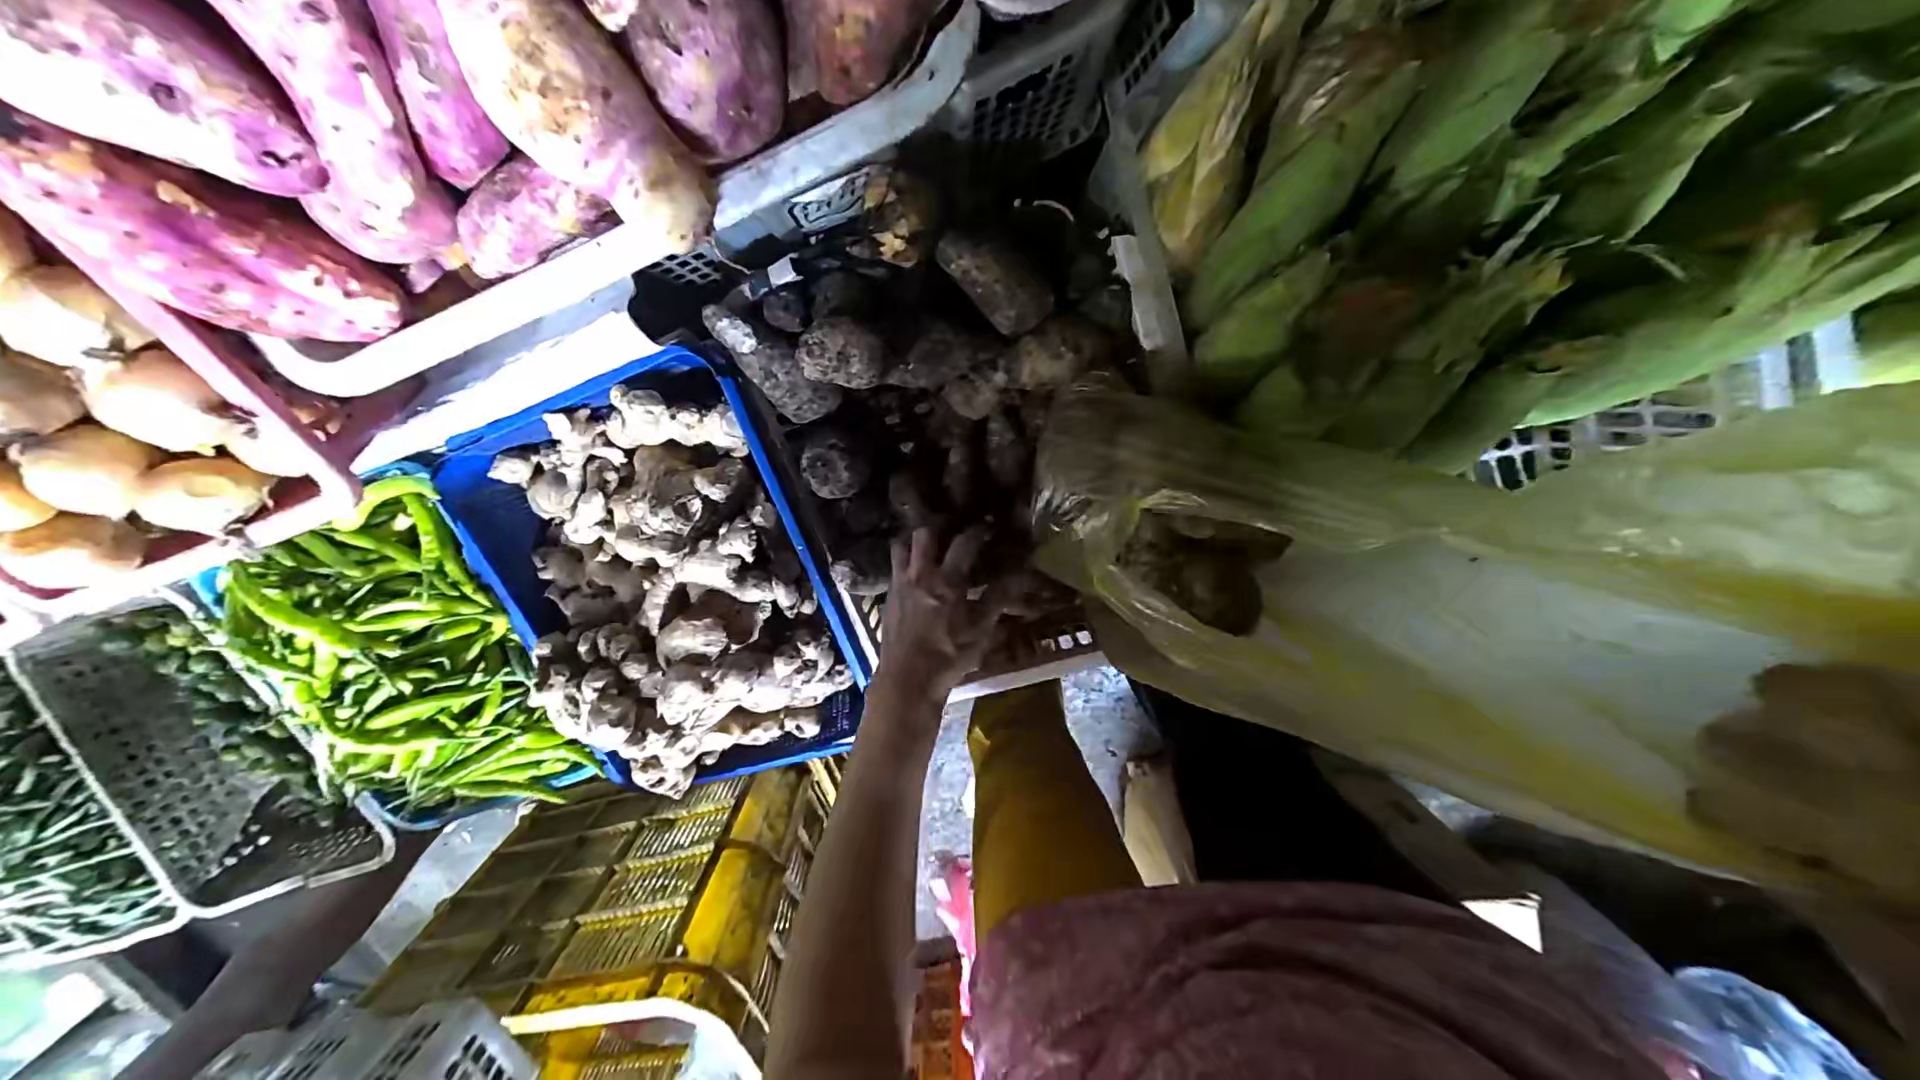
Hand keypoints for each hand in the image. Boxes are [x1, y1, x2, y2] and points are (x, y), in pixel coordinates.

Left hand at [873, 527, 1003, 702]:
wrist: (907, 679)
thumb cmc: (948, 656)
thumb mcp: (981, 630)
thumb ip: (999, 597)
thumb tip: (1018, 573)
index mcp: (946, 580)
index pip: (964, 542)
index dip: (978, 530)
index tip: (987, 526)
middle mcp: (920, 574)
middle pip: (924, 534)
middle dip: (939, 527)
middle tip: (952, 530)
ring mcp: (899, 584)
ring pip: (902, 547)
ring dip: (915, 542)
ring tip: (928, 547)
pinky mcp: (888, 597)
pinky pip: (894, 569)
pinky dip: (905, 563)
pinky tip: (915, 575)